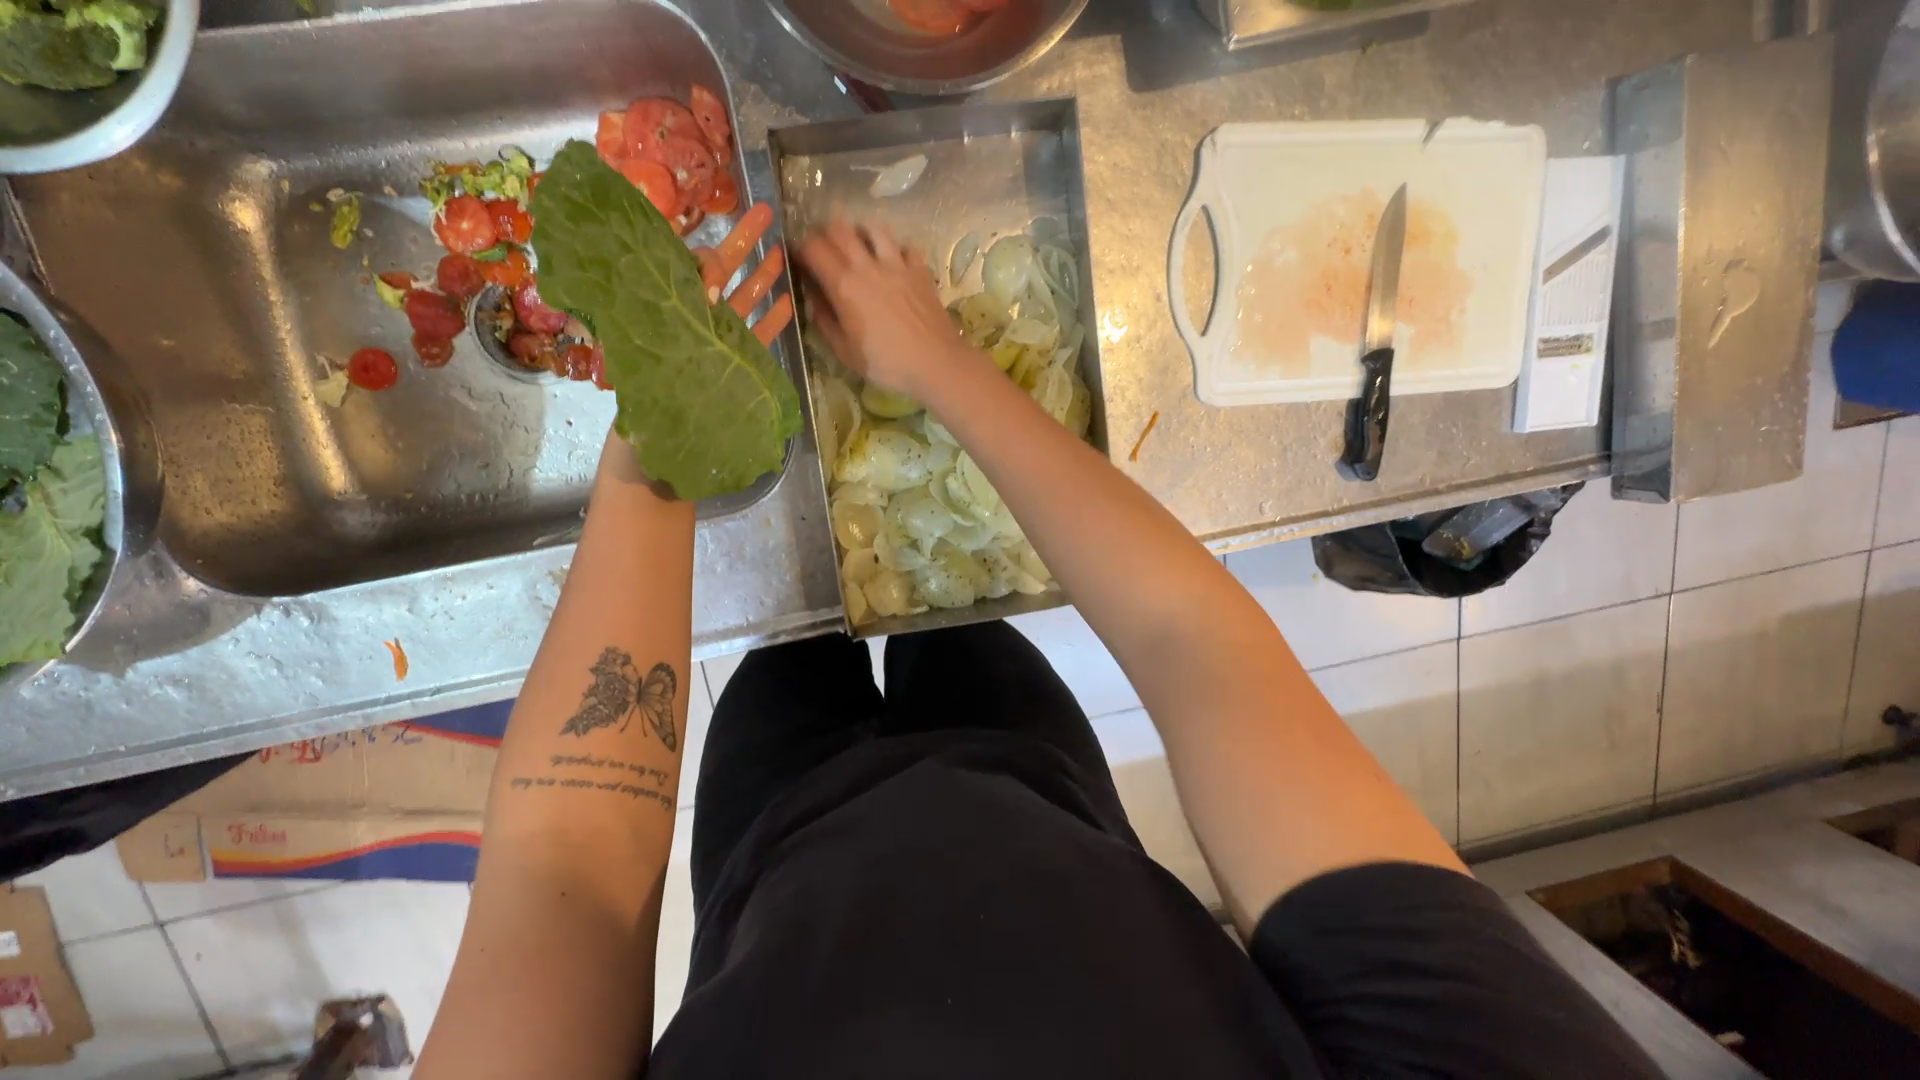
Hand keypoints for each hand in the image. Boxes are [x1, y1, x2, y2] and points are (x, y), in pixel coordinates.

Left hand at [600, 203, 794, 492]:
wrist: (657, 466)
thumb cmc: (638, 414)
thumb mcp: (641, 354)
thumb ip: (671, 314)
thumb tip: (707, 284)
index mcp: (664, 314)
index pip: (686, 269)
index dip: (701, 253)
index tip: (713, 248)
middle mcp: (691, 323)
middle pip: (721, 273)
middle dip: (742, 240)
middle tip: (765, 210)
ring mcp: (716, 346)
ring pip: (744, 301)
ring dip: (763, 273)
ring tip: (783, 248)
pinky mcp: (735, 370)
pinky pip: (757, 339)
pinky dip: (772, 320)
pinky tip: (789, 300)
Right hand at [796, 219, 983, 401]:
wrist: (936, 362)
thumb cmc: (886, 363)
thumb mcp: (845, 351)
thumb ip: (825, 321)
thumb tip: (814, 299)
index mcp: (844, 285)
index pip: (813, 248)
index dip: (801, 248)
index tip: (799, 259)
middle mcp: (868, 265)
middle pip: (840, 228)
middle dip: (826, 233)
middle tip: (826, 250)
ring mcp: (898, 263)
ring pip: (874, 228)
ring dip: (862, 235)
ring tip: (861, 251)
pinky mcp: (920, 269)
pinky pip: (905, 246)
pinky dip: (896, 250)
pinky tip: (895, 263)